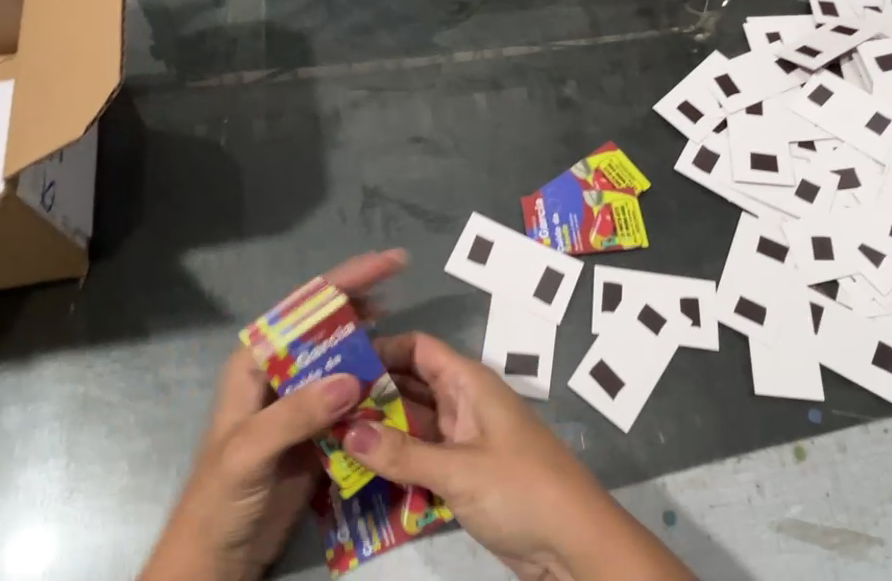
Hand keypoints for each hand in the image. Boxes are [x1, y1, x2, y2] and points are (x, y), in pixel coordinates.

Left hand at [140, 249, 408, 580]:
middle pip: (328, 325)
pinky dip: (375, 389)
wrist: (215, 560)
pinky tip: (399, 386)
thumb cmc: (218, 500)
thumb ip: (296, 414)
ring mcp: (299, 404)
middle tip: (403, 283)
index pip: (305, 309)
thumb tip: (353, 377)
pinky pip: (352, 400)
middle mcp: (280, 375)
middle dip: (364, 300)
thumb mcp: (249, 451)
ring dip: (374, 345)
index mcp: (256, 364)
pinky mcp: (316, 433)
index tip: (389, 262)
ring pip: (344, 360)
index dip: (347, 279)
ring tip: (408, 336)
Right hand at [345, 333, 694, 579]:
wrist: (574, 542)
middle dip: (369, 395)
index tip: (335, 362)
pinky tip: (356, 475)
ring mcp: (463, 440)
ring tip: (325, 440)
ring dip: (377, 434)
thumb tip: (344, 431)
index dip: (380, 349)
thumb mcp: (459, 469)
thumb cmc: (521, 488)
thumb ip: (402, 453)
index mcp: (469, 383)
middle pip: (409, 387)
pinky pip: (420, 460)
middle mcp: (463, 403)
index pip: (418, 349)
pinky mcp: (462, 475)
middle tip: (317, 407)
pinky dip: (394, 465)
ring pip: (411, 426)